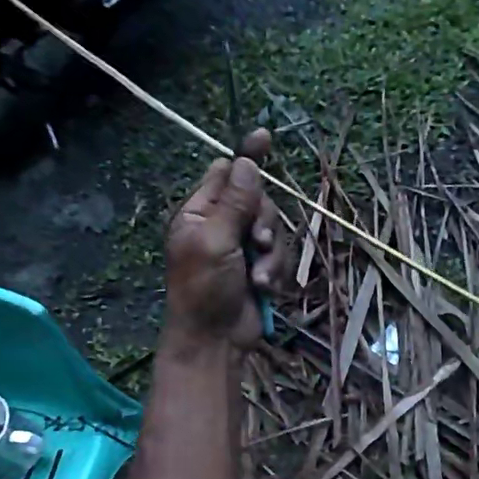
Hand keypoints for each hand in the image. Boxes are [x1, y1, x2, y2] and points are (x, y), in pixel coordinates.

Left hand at [163, 129, 286, 348]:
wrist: (215, 341)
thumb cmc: (204, 289)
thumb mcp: (215, 240)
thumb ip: (234, 201)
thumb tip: (246, 161)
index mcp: (200, 213)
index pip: (224, 174)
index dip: (245, 159)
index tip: (264, 137)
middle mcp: (221, 225)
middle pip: (257, 201)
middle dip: (264, 222)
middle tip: (258, 242)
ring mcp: (241, 249)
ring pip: (273, 230)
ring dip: (271, 254)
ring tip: (259, 277)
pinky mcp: (259, 269)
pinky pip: (279, 256)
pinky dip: (275, 272)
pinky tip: (264, 288)